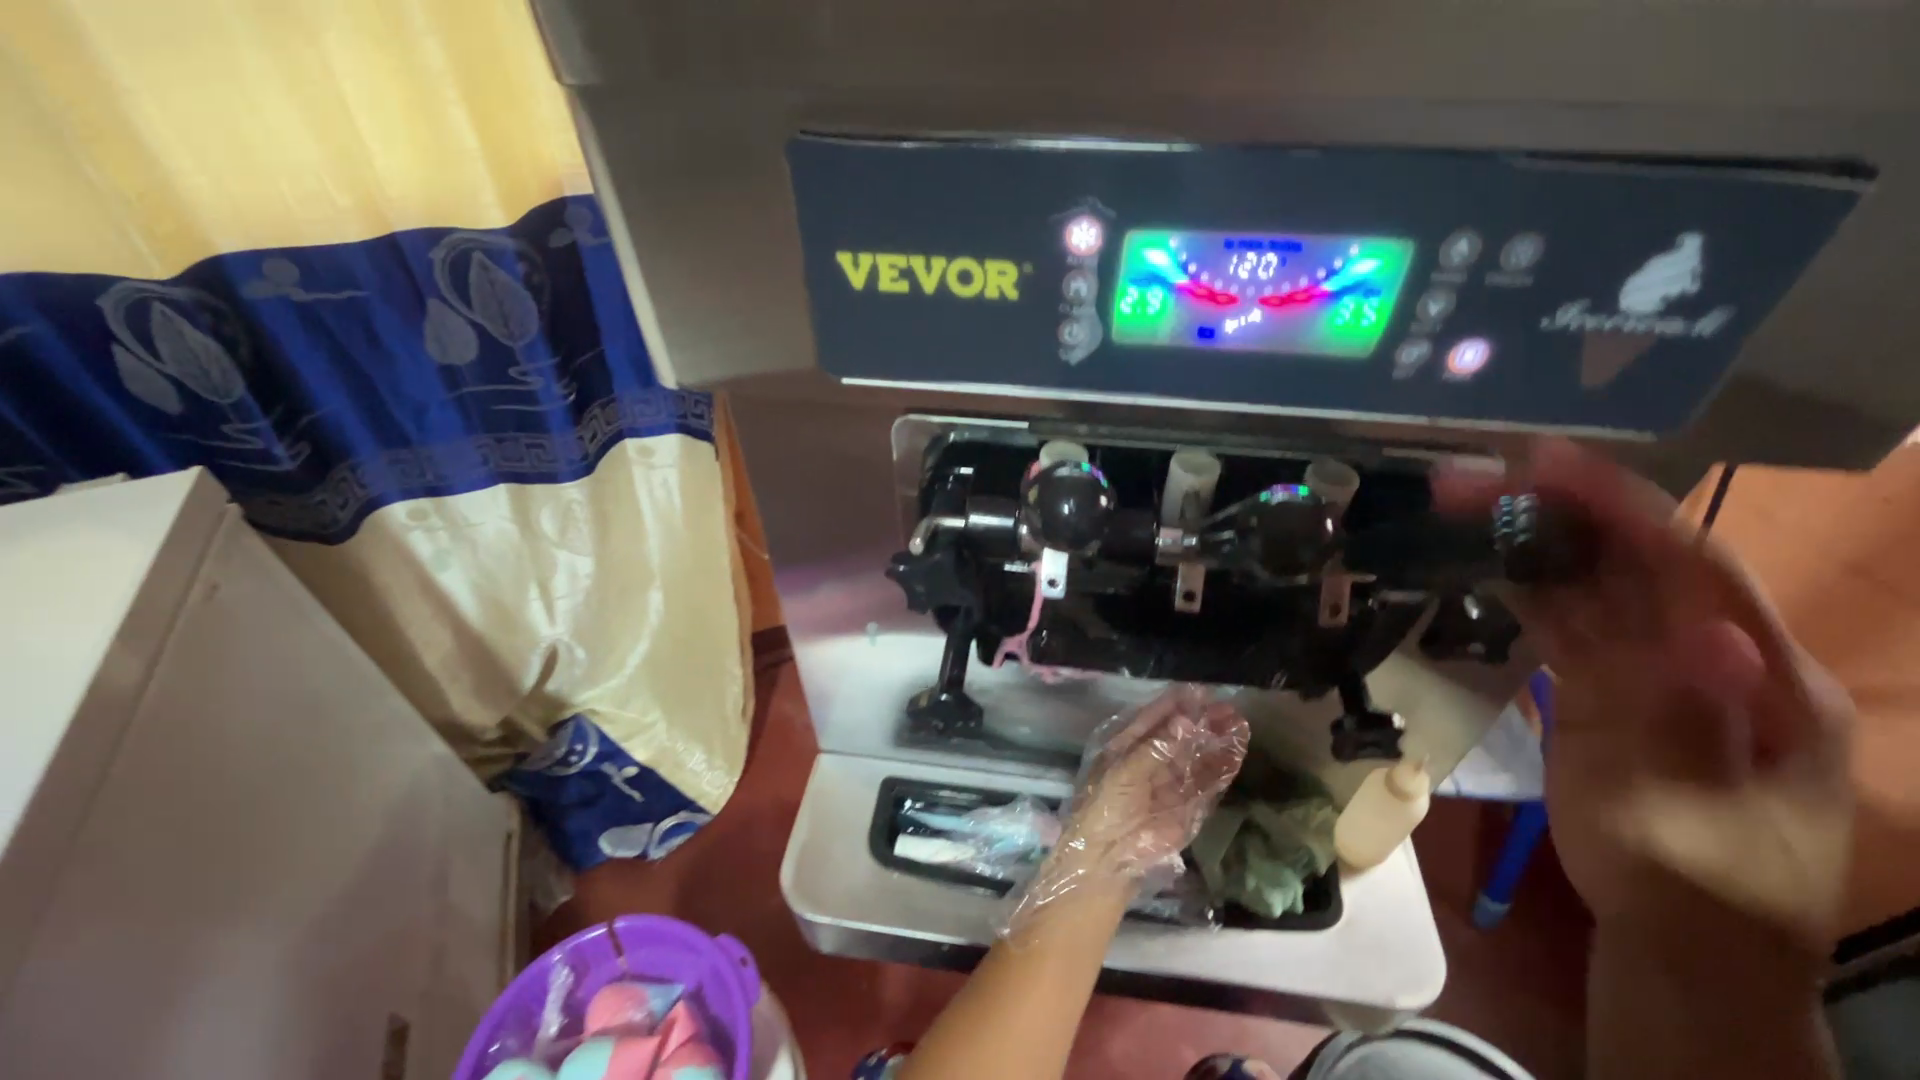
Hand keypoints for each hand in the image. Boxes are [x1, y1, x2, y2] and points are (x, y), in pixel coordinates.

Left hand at [1005, 686, 1248, 935]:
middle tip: (1228, 709)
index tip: (1202, 692)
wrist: (1107, 859)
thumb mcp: (1124, 771)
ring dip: (1217, 741)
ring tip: (1239, 724)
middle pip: (1180, 735)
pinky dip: (1222, 767)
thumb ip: (1156, 747)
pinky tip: (1237, 752)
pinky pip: (1207, 783)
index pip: (1153, 718)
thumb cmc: (1104, 808)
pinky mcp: (1186, 807)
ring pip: (1197, 757)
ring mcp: (1169, 784)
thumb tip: (1186, 720)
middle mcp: (1149, 761)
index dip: (1176, 704)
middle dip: (1203, 721)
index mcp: (1124, 747)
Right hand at [1435, 439, 1853, 952]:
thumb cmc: (1700, 887)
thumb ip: (1697, 723)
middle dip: (1562, 510)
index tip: (1547, 463)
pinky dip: (1531, 588)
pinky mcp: (1604, 694)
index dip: (1623, 508)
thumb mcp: (1701, 818)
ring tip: (1466, 500)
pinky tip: (1492, 557)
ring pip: (1594, 588)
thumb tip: (1712, 637)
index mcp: (1766, 676)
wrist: (1679, 950)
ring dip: (1535, 541)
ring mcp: (1654, 674)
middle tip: (1477, 476)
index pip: (1692, 566)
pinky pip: (1568, 626)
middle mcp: (1712, 655)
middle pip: (1636, 563)